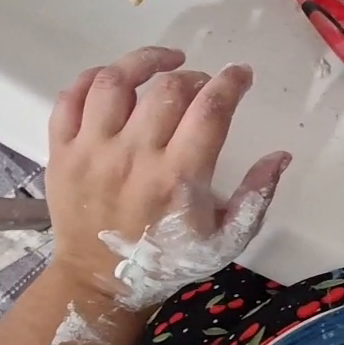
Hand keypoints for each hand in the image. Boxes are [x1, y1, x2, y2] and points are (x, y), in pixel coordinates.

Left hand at [43, 46, 290, 307]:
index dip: (230, 83)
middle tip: (206, 85)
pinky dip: (94, 78)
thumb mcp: (228, 239)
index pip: (210, 110)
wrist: (101, 282)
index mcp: (179, 178)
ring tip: (165, 62)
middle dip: (195, 77)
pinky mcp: (62, 151)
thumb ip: (257, 197)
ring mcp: (92, 151)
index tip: (241, 74)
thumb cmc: (171, 260)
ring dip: (144, 62)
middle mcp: (134, 156)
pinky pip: (70, 98)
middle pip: (167, 90)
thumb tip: (281, 155)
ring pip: (114, 82)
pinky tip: (118, 79)